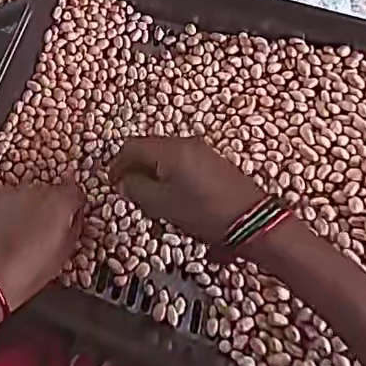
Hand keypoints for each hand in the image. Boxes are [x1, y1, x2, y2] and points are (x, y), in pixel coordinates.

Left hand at [0, 184, 82, 310]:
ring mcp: (7, 192)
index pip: (74, 192)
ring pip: (21, 197)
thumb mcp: (60, 258)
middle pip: (46, 193)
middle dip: (45, 210)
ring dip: (21, 211)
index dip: (72, 204)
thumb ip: (71, 231)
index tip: (70, 214)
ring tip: (14, 239)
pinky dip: (0, 213)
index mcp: (58, 203)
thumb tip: (72, 221)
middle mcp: (34, 191)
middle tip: (39, 234)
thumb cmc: (24, 272)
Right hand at [110, 136, 266, 247]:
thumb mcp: (162, 204)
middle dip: (133, 166)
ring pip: (164, 154)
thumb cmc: (204, 212)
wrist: (254, 223)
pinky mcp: (213, 162)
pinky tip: (170, 191)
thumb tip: (124, 181)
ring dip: (151, 169)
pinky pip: (180, 160)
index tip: (111, 181)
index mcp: (169, 149)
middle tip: (126, 187)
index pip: (132, 146)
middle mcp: (185, 142)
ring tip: (147, 192)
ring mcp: (202, 151)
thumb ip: (136, 188)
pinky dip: (168, 172)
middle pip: (148, 147)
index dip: (117, 164)